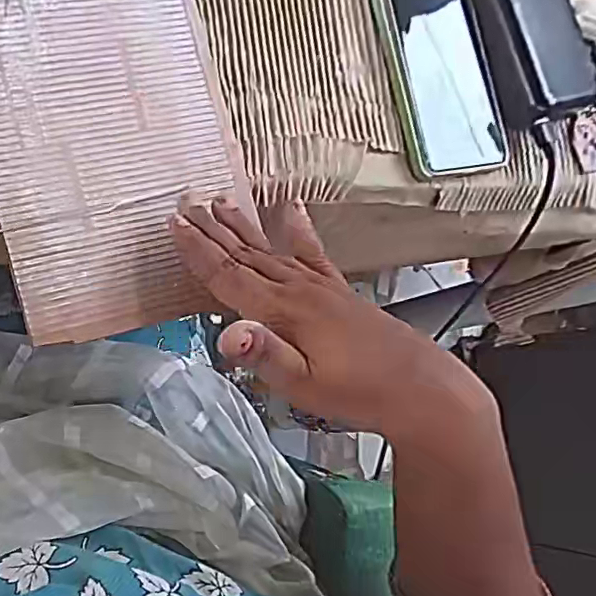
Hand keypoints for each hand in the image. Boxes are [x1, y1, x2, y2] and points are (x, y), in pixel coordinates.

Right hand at [170, 198, 494, 447]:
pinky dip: (297, 229)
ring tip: (220, 203)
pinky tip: (291, 209)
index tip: (175, 226)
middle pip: (245, 253)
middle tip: (185, 206)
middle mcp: (299, 290)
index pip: (228, 274)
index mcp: (283, 311)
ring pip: (270, 249)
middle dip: (211, 230)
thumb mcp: (301, 383)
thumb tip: (228, 335)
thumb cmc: (356, 392)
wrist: (419, 389)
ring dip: (242, 226)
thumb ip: (264, 356)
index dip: (198, 251)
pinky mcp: (336, 292)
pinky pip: (310, 253)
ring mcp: (320, 287)